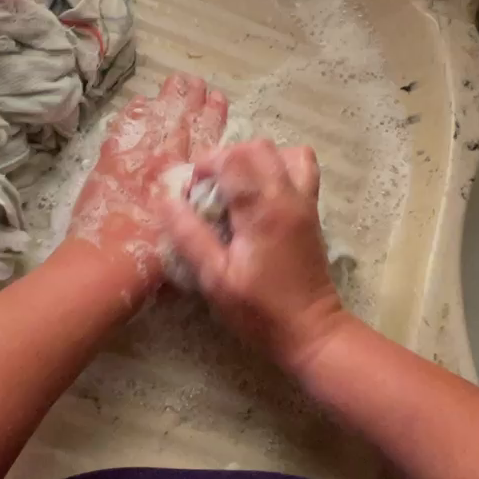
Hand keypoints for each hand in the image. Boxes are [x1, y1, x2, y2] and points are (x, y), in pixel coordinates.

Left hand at [67, 73, 227, 289]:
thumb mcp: (194, 236)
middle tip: (197, 82)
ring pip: (156, 118)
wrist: (108, 263)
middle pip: (182, 121)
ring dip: (167, 98)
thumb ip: (203, 211)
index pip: (207, 137)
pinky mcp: (110, 163)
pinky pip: (124, 129)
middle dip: (191, 99)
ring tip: (177, 81)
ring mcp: (136, 158)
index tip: (219, 98)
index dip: (214, 116)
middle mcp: (166, 161)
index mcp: (189, 178)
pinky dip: (133, 114)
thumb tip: (211, 197)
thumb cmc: (153, 261)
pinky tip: (139, 102)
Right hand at [160, 140, 349, 370]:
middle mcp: (288, 196)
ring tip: (238, 187)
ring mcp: (305, 202)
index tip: (192, 190)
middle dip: (228, 157)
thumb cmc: (259, 310)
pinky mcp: (313, 212)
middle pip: (258, 147)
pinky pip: (301, 170)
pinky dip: (280, 169)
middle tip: (211, 187)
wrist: (311, 331)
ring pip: (285, 153)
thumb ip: (190, 235)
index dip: (206, 164)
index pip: (233, 158)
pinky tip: (261, 196)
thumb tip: (166, 200)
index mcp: (262, 210)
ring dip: (256, 160)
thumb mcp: (215, 279)